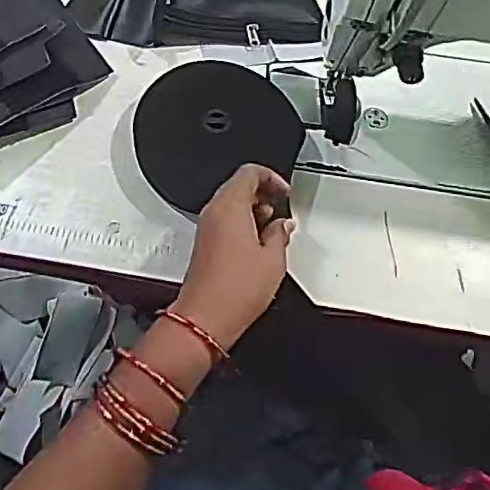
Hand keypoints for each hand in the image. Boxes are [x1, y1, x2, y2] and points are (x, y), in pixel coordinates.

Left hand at [171, 164, 294, 348]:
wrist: (206, 317)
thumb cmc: (234, 290)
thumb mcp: (273, 259)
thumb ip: (281, 233)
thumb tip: (283, 226)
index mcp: (229, 206)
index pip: (249, 172)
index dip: (271, 177)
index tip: (284, 191)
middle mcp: (214, 212)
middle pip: (238, 185)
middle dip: (263, 192)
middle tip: (281, 206)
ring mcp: (206, 227)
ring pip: (231, 203)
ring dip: (253, 209)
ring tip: (274, 227)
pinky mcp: (205, 243)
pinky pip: (224, 221)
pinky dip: (242, 223)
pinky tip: (258, 243)